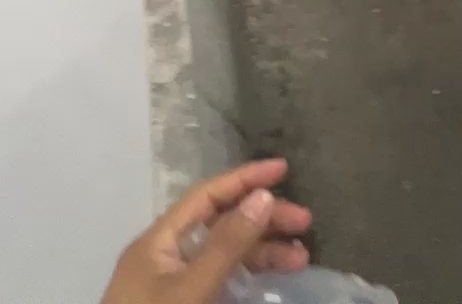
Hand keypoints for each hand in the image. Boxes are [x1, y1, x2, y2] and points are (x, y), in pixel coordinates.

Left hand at [100, 159, 312, 303]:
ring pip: (228, 252)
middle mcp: (166, 256)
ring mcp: (174, 284)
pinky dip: (251, 273)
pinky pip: (224, 276)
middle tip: (304, 223)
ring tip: (300, 259)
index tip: (284, 170)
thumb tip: (264, 195)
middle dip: (264, 219)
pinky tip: (275, 276)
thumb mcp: (190, 292)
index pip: (206, 195)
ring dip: (265, 250)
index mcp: (158, 243)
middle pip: (222, 222)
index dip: (245, 178)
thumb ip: (227, 245)